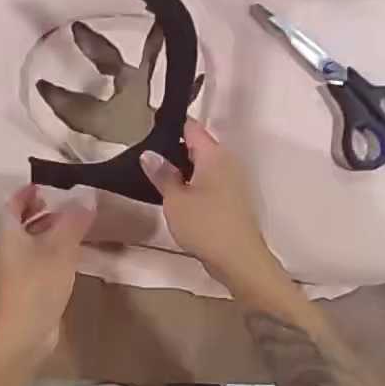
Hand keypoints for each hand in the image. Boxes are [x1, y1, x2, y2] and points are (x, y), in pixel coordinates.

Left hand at [0, 185, 95, 372]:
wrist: (22, 336)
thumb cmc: (37, 287)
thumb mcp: (60, 251)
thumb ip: (73, 222)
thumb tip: (87, 195)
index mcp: (9, 235)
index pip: (11, 205)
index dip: (26, 192)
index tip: (46, 185)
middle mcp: (7, 250)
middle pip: (20, 223)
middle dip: (40, 210)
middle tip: (65, 202)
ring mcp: (15, 271)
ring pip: (30, 242)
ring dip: (48, 230)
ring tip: (75, 224)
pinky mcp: (25, 288)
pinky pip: (37, 260)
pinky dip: (51, 250)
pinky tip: (71, 254)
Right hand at [141, 120, 283, 290]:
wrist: (238, 259)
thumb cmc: (205, 225)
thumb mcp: (174, 200)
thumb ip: (162, 175)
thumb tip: (149, 154)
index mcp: (214, 156)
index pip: (192, 128)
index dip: (172, 126)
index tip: (149, 130)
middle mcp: (227, 163)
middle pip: (199, 146)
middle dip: (174, 149)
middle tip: (146, 157)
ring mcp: (232, 182)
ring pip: (203, 166)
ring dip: (183, 169)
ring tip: (156, 177)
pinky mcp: (231, 200)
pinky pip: (209, 182)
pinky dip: (192, 184)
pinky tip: (175, 197)